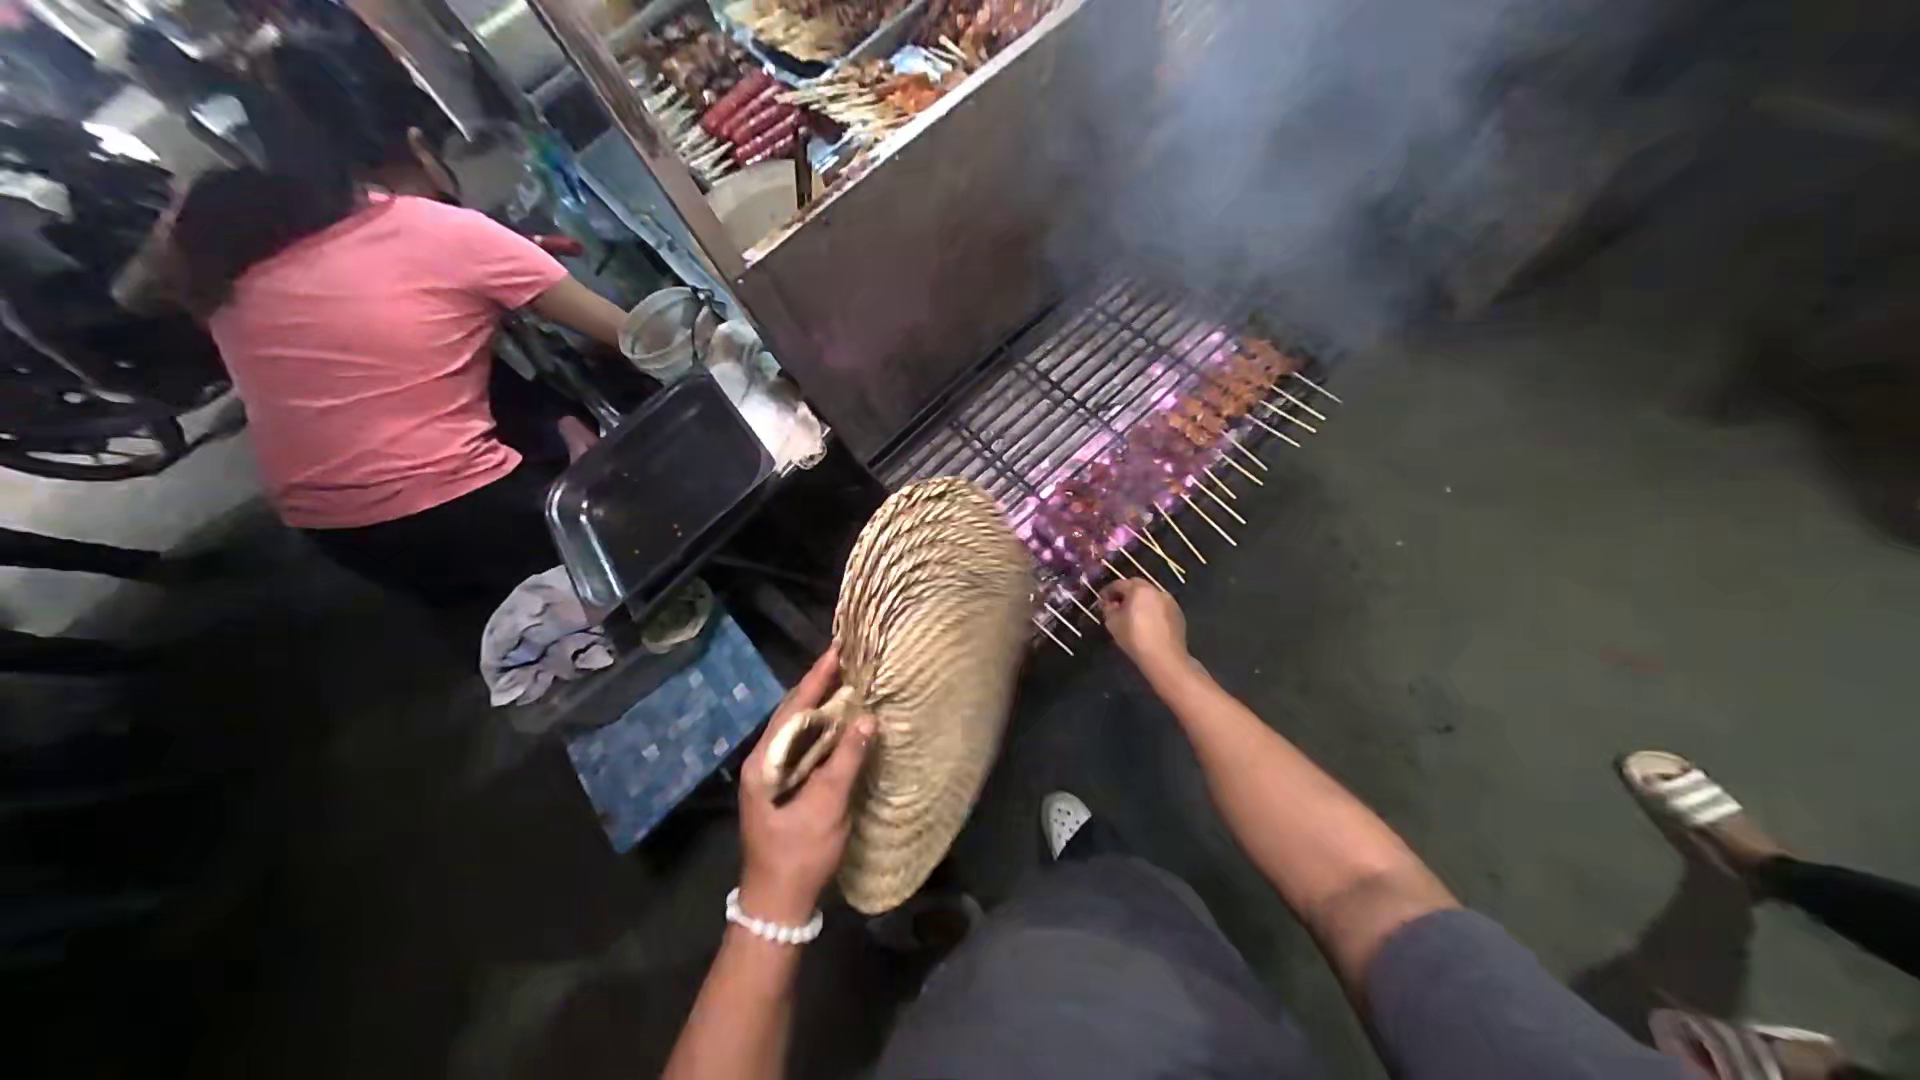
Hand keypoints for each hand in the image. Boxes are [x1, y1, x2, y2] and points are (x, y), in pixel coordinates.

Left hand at [737, 646, 874, 924]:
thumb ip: (846, 759)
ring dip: (822, 706)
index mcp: (765, 760)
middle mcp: (764, 760)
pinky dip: (824, 730)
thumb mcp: (827, 805)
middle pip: (792, 713)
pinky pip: (806, 746)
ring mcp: (773, 774)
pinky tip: (842, 724)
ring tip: (849, 683)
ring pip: (799, 729)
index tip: (837, 650)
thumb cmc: (798, 854)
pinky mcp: (785, 786)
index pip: (793, 707)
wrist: (777, 904)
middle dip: (819, 686)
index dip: (816, 678)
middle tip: (847, 660)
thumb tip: (867, 718)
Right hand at [1100, 579, 1190, 671]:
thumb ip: (1108, 609)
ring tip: (1133, 615)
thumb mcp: (1112, 623)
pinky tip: (1148, 624)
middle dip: (1126, 593)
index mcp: (1139, 589)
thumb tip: (1110, 604)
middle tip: (1117, 606)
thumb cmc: (1135, 638)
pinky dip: (1152, 610)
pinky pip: (1160, 607)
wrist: (1165, 657)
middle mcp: (1156, 591)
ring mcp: (1170, 601)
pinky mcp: (1178, 613)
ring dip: (1140, 601)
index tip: (1102, 600)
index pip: (1119, 584)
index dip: (1108, 591)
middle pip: (1137, 586)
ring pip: (1150, 596)